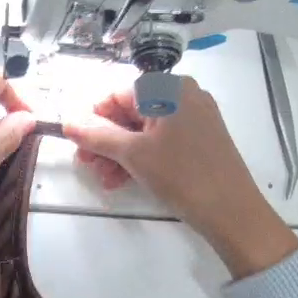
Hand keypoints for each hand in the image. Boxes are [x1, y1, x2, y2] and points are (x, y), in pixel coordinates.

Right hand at [61, 76, 297, 276]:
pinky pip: (160, 141)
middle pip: (130, 112)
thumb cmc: (180, 174)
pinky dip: (141, 157)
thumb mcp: (133, 154)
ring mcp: (194, 117)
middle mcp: (183, 95)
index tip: (79, 145)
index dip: (94, 119)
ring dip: (119, 154)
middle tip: (87, 165)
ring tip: (105, 180)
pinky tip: (123, 180)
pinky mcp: (200, 139)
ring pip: (143, 130)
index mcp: (168, 88)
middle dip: (105, 141)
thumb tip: (67, 123)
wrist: (230, 210)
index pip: (117, 94)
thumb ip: (97, 136)